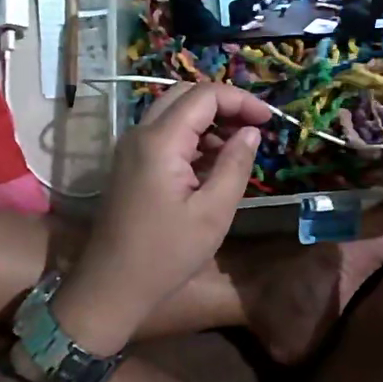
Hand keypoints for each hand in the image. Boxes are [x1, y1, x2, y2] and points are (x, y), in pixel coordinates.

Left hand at [57, 83, 270, 352]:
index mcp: (159, 141)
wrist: (112, 285)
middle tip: (254, 127)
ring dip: (207, 121)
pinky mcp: (129, 164)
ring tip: (238, 148)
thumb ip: (235, 165)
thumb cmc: (166, 254)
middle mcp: (140, 134)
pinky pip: (163, 135)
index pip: (204, 96)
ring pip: (173, 113)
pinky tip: (212, 164)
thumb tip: (251, 132)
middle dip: (224, 104)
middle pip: (185, 95)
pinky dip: (191, 138)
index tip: (270, 119)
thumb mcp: (213, 212)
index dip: (241, 100)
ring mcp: (130, 148)